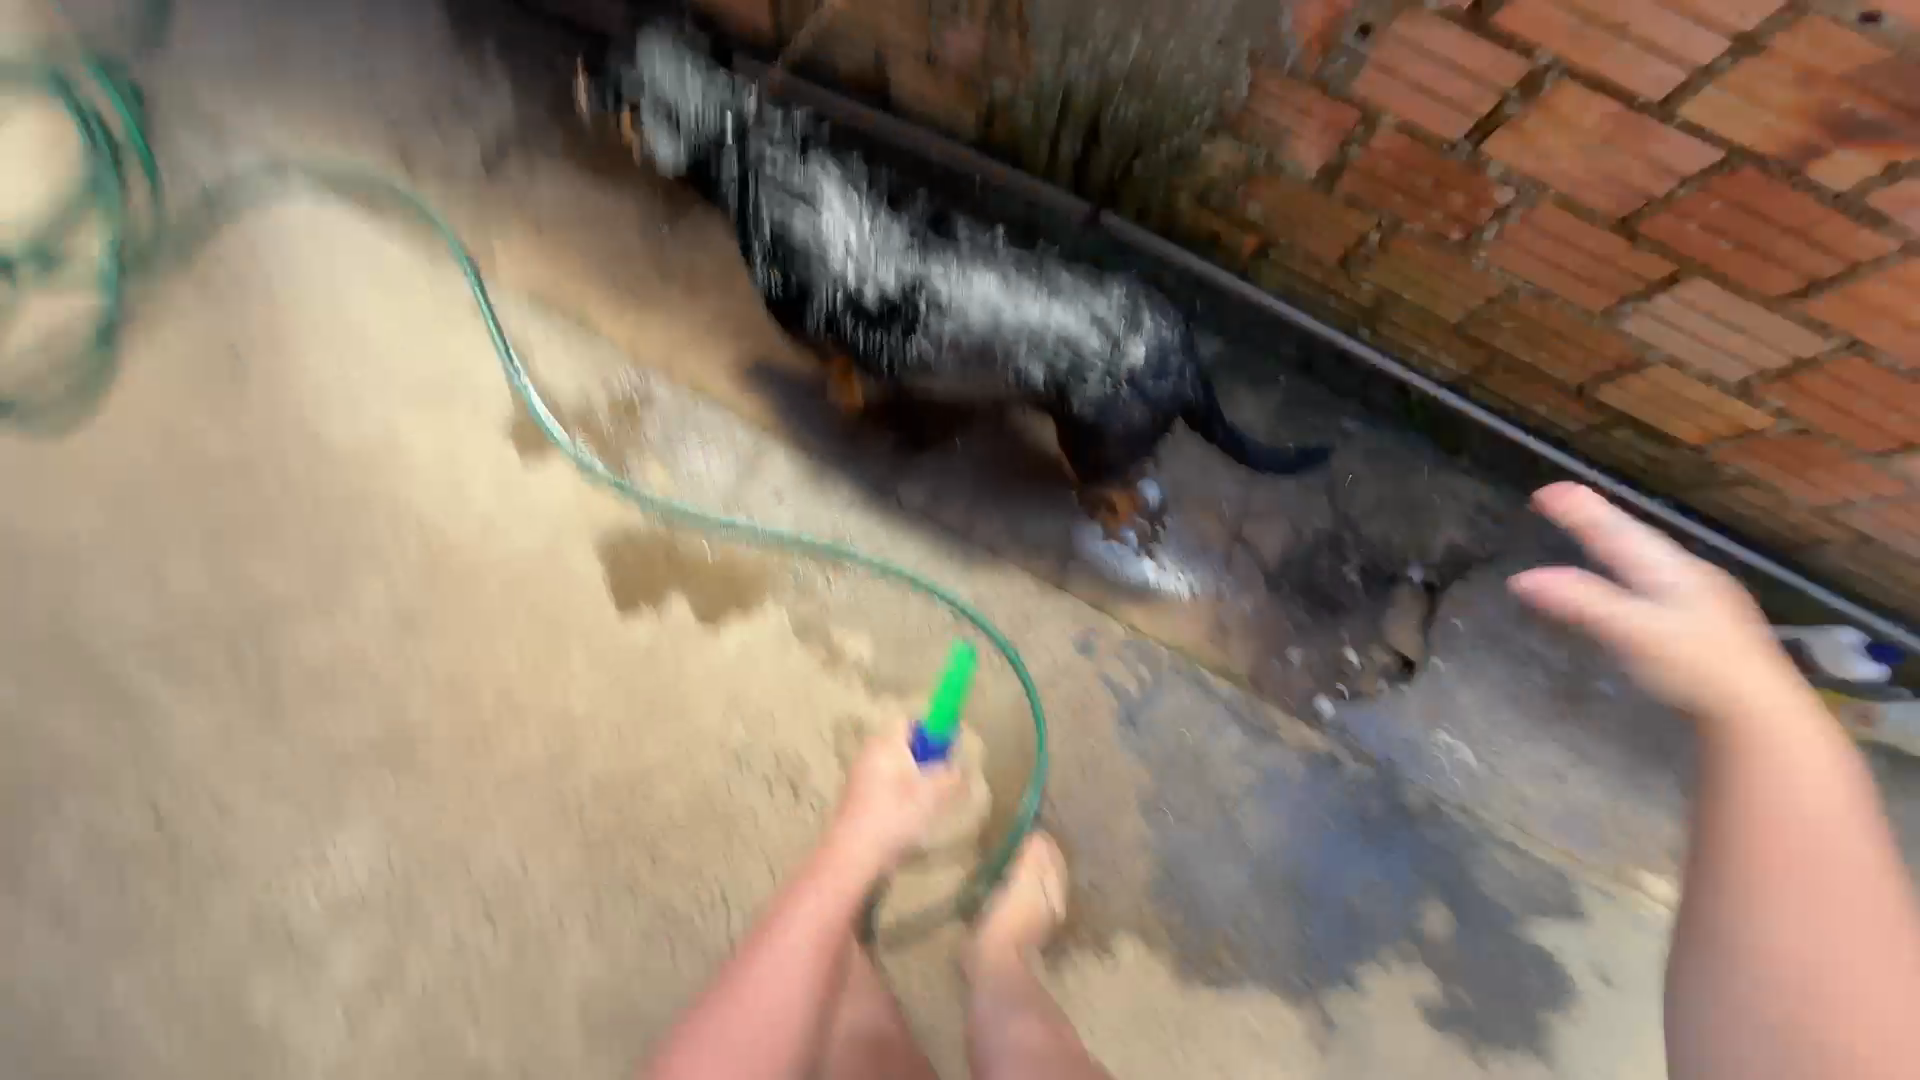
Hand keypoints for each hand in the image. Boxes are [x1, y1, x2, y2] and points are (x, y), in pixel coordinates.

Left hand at [825, 726, 968, 872]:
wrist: (853, 854)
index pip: (908, 721)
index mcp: (885, 743)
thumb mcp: (933, 793)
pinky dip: (897, 795)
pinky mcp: (855, 799)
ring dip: (912, 779)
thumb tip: (959, 768)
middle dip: (923, 757)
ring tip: (928, 801)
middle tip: (941, 777)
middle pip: (901, 744)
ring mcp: (859, 776)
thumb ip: (951, 776)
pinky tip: (908, 817)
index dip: (929, 730)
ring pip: (893, 767)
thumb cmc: (895, 814)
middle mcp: (869, 753)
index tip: (945, 750)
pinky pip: (883, 786)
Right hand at [1508, 483, 1812, 726]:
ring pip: (1648, 563)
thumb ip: (1580, 602)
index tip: (1546, 490)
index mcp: (1671, 572)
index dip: (1582, 512)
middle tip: (1564, 502)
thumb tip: (1520, 577)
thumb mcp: (1631, 632)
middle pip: (1637, 541)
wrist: (1762, 716)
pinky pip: (1653, 587)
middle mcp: (1689, 578)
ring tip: (1590, 533)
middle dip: (1598, 520)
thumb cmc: (1695, 668)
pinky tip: (1626, 587)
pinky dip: (1626, 575)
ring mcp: (1701, 603)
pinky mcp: (1702, 628)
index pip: (1618, 533)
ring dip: (1614, 545)